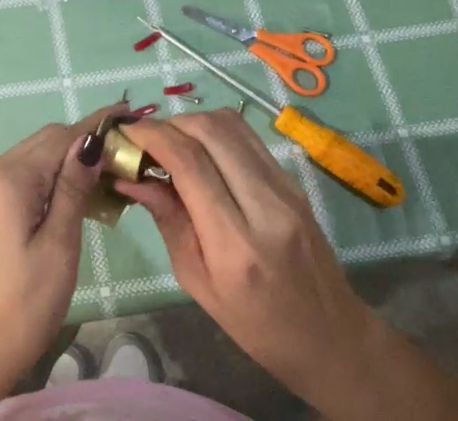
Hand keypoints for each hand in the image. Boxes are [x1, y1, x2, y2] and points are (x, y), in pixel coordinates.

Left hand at [0, 109, 114, 419]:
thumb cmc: (22, 305)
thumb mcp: (59, 247)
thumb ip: (74, 190)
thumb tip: (92, 142)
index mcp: (9, 177)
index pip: (61, 135)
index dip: (97, 125)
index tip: (133, 116)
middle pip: (45, 141)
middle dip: (85, 143)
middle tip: (128, 156)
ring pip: (34, 157)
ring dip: (69, 161)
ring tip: (110, 176)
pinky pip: (22, 177)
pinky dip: (50, 178)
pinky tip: (76, 195)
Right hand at [118, 112, 457, 419]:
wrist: (331, 336)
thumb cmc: (256, 325)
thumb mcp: (198, 283)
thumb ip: (168, 221)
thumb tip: (129, 177)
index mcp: (237, 243)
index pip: (190, 164)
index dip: (153, 137)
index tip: (125, 134)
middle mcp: (266, 206)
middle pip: (210, 131)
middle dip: (169, 123)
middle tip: (144, 138)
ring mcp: (286, 188)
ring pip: (232, 124)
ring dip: (192, 121)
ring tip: (169, 141)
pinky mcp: (294, 180)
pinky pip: (248, 137)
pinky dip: (215, 131)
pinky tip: (199, 150)